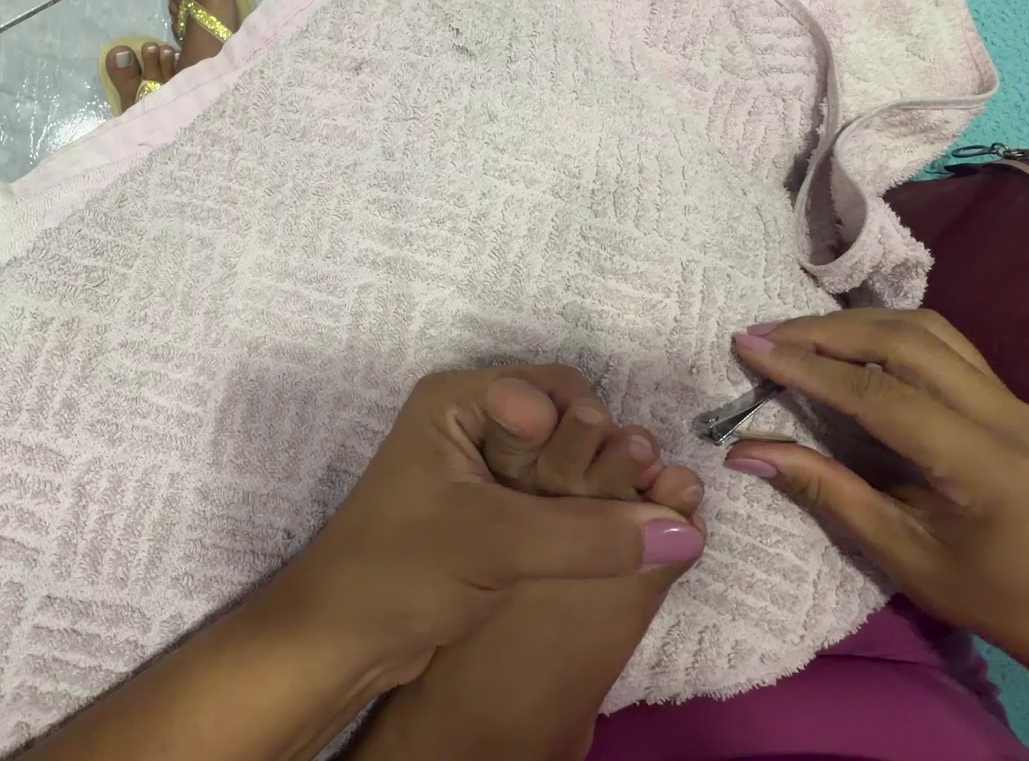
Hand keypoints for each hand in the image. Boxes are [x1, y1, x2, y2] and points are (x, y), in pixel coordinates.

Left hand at [273, 365, 702, 689]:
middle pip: (562, 423)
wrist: (344, 638)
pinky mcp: (489, 509)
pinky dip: (577, 521)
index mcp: (459, 400)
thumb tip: (684, 532)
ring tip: (614, 535)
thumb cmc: (400, 571)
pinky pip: (549, 500)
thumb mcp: (495, 543)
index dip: (588, 431)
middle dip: (595, 465)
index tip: (604, 485)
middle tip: (610, 512)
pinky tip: (602, 550)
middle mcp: (471, 421)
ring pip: (561, 465)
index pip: (554, 390)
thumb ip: (590, 536)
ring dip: (591, 497)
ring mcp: (480, 467)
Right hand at [723, 309, 1028, 663]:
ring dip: (854, 323)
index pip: (883, 395)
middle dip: (825, 332)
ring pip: (929, 330)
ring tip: (794, 334)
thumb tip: (742, 450)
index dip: (810, 367)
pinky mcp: (1014, 399)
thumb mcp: (897, 553)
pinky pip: (944, 344)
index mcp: (989, 470)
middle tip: (763, 335)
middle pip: (908, 343)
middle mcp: (1013, 421)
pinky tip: (846, 342)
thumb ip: (822, 490)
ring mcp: (1021, 403)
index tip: (749, 347)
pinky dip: (884, 332)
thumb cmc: (988, 596)